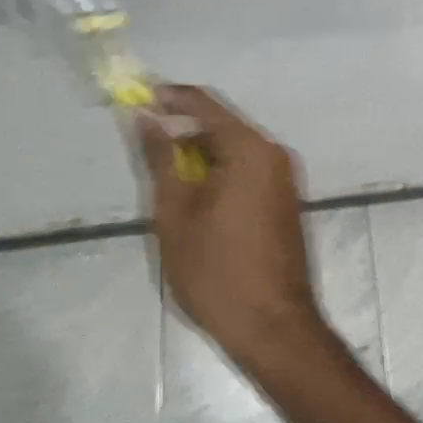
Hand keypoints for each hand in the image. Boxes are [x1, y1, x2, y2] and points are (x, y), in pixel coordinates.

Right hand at [134, 84, 323, 361]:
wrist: (274, 327)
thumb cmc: (217, 272)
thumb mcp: (175, 213)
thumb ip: (161, 159)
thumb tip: (145, 116)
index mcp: (250, 148)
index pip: (205, 104)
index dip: (169, 97)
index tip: (136, 96)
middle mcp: (274, 153)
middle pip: (222, 124)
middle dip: (182, 129)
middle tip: (144, 144)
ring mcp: (285, 177)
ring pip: (234, 149)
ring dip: (200, 154)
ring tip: (164, 175)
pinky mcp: (286, 200)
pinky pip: (248, 169)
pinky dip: (220, 171)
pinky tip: (194, 195)